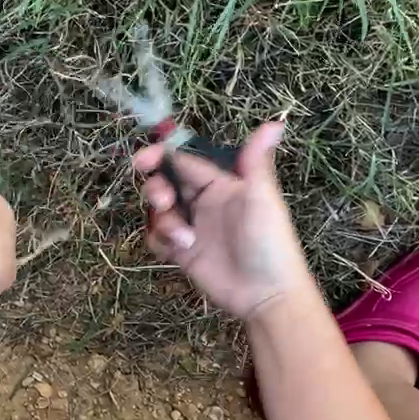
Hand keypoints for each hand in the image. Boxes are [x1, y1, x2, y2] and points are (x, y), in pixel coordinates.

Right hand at [136, 123, 309, 319]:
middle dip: (156, 190)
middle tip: (163, 202)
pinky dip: (159, 240)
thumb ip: (255, 162)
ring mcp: (191, 227)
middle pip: (164, 183)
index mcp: (220, 184)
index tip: (143, 161)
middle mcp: (202, 202)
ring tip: (183, 238)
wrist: (267, 295)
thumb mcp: (263, 198)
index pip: (183, 161)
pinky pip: (157, 237)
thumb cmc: (270, 243)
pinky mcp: (182, 252)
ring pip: (158, 211)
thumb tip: (275, 124)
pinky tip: (176, 251)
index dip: (160, 156)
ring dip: (163, 221)